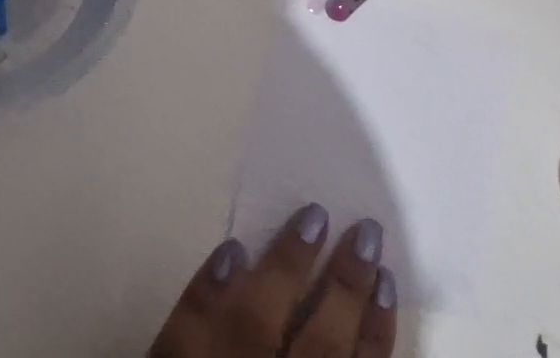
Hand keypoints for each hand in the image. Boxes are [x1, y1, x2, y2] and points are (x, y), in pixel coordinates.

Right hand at [149, 205, 395, 357]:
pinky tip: (387, 293)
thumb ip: (187, 326)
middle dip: (289, 270)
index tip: (230, 246)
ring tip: (367, 240)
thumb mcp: (172, 353)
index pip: (184, 337)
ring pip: (324, 351)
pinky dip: (379, 336)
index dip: (204, 290)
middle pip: (258, 331)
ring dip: (347, 294)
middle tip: (316, 214)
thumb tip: (218, 260)